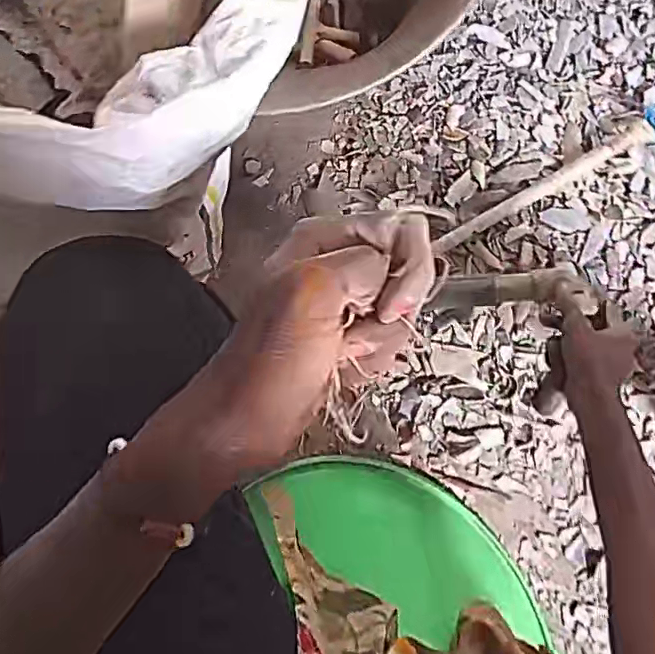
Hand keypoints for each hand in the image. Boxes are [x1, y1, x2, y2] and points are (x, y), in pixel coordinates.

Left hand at [123, 213, 433, 511]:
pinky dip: (374, 358)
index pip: (399, 231)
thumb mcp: (311, 291)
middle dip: (389, 310)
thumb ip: (362, 262)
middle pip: (406, 272)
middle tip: (352, 329)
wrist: (248, 422)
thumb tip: (393, 267)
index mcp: (320, 240)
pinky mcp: (350, 336)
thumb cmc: (262, 366)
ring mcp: (343, 304)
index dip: (403, 269)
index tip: (385, 305)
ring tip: (339, 350)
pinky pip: (390, 339)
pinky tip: (342, 365)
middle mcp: (334, 266)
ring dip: (378, 341)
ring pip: (402, 310)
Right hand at [545, 282, 641, 410]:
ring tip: (553, 340)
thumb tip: (562, 288)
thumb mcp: (575, 326)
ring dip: (565, 339)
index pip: (605, 307)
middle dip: (568, 322)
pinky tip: (557, 356)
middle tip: (553, 317)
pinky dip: (567, 355)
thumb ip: (568, 305)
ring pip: (583, 342)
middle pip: (591, 325)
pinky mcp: (596, 375)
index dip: (585, 300)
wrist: (587, 399)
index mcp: (623, 333)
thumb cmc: (590, 365)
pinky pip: (579, 357)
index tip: (570, 297)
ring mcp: (609, 362)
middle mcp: (621, 347)